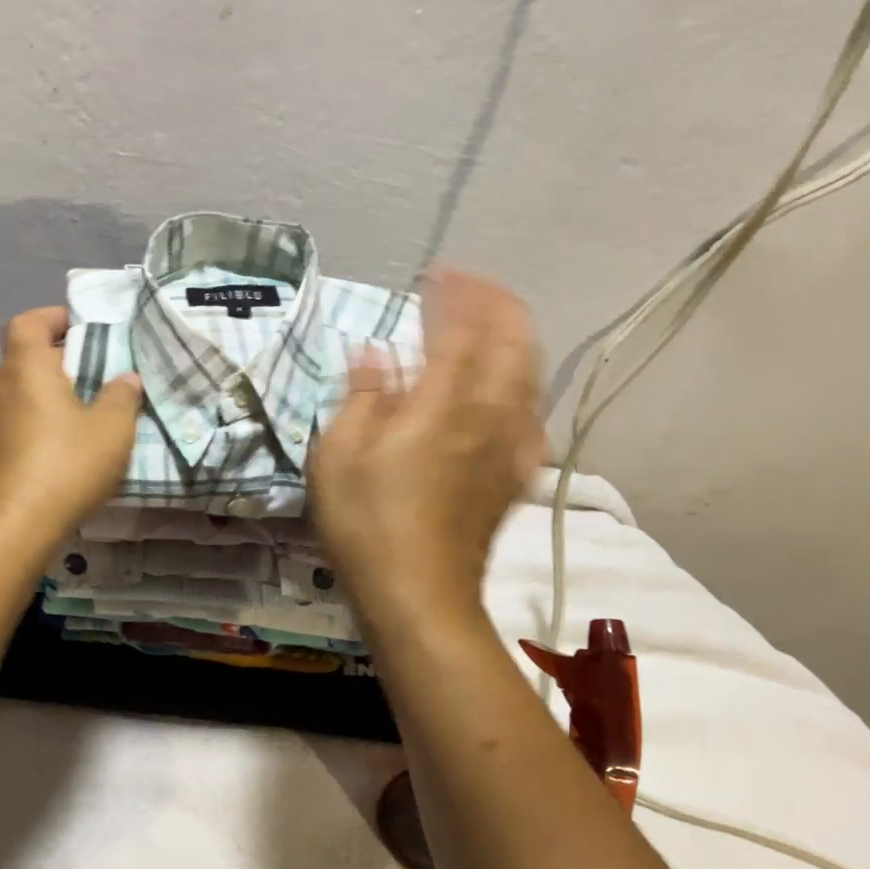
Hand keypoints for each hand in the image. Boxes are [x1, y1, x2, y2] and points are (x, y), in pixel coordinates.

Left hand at [0, 307, 142, 543]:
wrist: (15, 526)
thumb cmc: (66, 464)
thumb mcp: (112, 429)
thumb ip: (122, 397)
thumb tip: (126, 379)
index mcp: (25, 366)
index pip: (28, 322)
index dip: (52, 317)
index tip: (80, 326)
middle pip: (23, 359)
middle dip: (58, 361)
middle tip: (95, 374)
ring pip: (19, 395)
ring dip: (47, 397)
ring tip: (84, 415)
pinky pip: (15, 427)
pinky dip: (36, 427)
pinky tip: (63, 452)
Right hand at [309, 269, 544, 614]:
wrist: (418, 596)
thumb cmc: (366, 524)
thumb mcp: (339, 456)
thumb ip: (363, 397)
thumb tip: (376, 354)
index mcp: (445, 403)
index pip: (461, 329)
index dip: (453, 294)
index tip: (438, 272)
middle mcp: (490, 415)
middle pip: (513, 342)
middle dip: (497, 305)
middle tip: (471, 289)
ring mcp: (509, 447)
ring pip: (530, 375)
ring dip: (516, 339)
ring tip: (493, 326)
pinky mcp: (513, 478)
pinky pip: (530, 416)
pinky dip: (522, 386)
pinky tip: (509, 394)